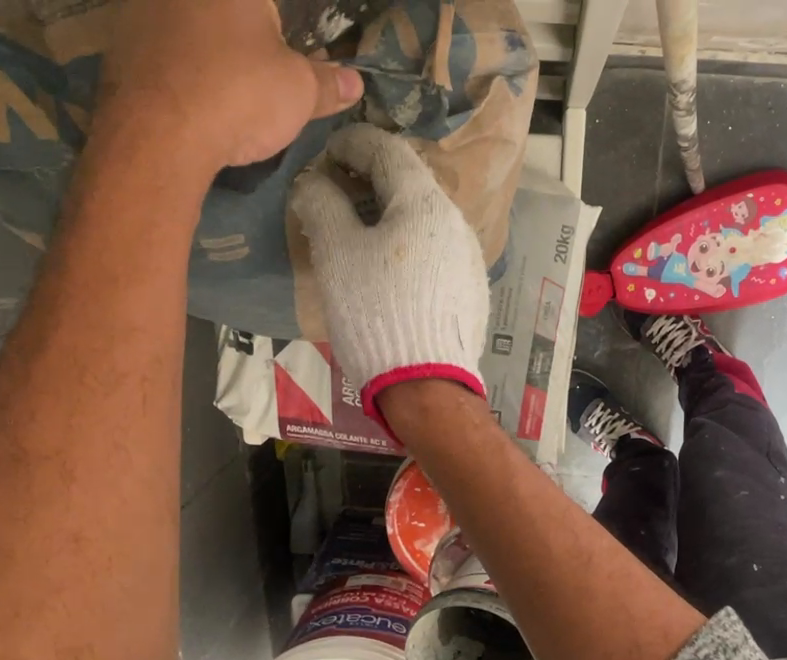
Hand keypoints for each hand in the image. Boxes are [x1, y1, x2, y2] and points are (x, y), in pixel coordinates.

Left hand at [94, 0, 363, 181]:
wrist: (160, 132)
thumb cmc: (240, 93)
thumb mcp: (299, 91)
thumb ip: (326, 83)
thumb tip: (354, 82)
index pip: (267, 9)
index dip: (280, 33)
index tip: (288, 60)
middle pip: (223, 13)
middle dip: (244, 37)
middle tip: (262, 75)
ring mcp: (141, 8)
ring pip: (188, 27)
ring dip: (208, 51)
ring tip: (228, 93)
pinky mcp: (118, 43)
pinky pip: (160, 51)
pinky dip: (179, 71)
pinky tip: (193, 102)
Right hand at [289, 125, 490, 434]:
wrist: (427, 387)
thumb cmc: (376, 310)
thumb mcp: (336, 253)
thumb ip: (322, 204)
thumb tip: (315, 182)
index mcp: (427, 204)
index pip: (388, 150)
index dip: (352, 144)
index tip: (327, 153)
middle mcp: (457, 225)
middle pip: (410, 187)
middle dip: (370, 182)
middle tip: (337, 192)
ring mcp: (469, 262)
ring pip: (424, 224)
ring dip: (390, 218)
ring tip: (358, 234)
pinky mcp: (470, 296)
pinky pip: (434, 257)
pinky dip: (407, 250)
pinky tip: (389, 273)